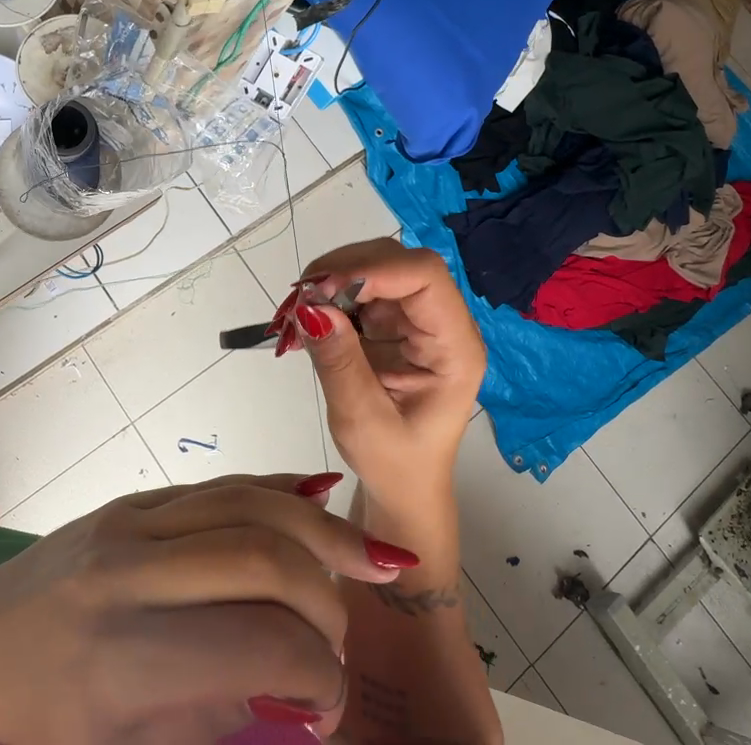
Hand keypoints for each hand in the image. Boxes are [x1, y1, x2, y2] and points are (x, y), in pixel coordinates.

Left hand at [0, 473, 416, 742]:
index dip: (322, 677)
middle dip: (328, 602)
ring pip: (246, 501)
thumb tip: (298, 686)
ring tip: (366, 561)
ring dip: (317, 529)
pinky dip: (273, 493)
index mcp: (124, 656)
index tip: (324, 706)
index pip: (264, 645)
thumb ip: (219, 714)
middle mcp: (127, 574)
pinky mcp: (124, 502)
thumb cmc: (39, 718)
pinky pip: (213, 486)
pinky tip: (315, 502)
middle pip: (267, 557)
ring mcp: (123, 524)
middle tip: (336, 641)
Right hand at [287, 239, 484, 510]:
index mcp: (454, 347)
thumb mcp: (361, 419)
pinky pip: (358, 291)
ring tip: (296, 314)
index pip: (424, 276)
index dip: (372, 269)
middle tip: (298, 302)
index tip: (319, 290)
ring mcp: (415, 322)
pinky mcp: (391, 326)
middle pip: (397, 262)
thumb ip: (339, 361)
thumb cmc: (393, 464)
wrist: (402, 488)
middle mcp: (441, 324)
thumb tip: (310, 307)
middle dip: (343, 270)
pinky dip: (326, 297)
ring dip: (329, 281)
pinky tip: (306, 323)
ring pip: (373, 269)